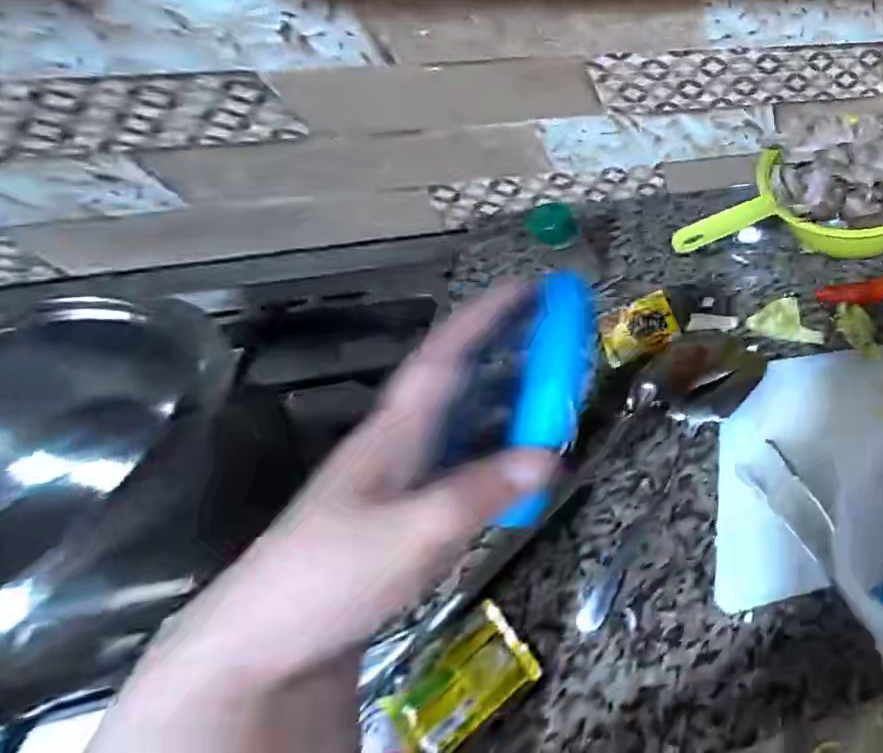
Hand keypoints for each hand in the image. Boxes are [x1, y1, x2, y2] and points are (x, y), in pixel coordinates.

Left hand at [130, 281, 558, 694]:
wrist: (257, 657)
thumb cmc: (323, 580)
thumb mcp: (409, 535)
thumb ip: (482, 492)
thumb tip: (551, 455)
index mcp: (397, 433)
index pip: (446, 358)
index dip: (487, 318)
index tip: (531, 285)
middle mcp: (407, 442)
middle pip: (469, 378)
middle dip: (516, 345)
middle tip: (567, 324)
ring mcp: (412, 476)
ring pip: (475, 416)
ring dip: (520, 392)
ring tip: (565, 378)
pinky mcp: (419, 507)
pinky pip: (478, 454)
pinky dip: (513, 439)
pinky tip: (535, 448)